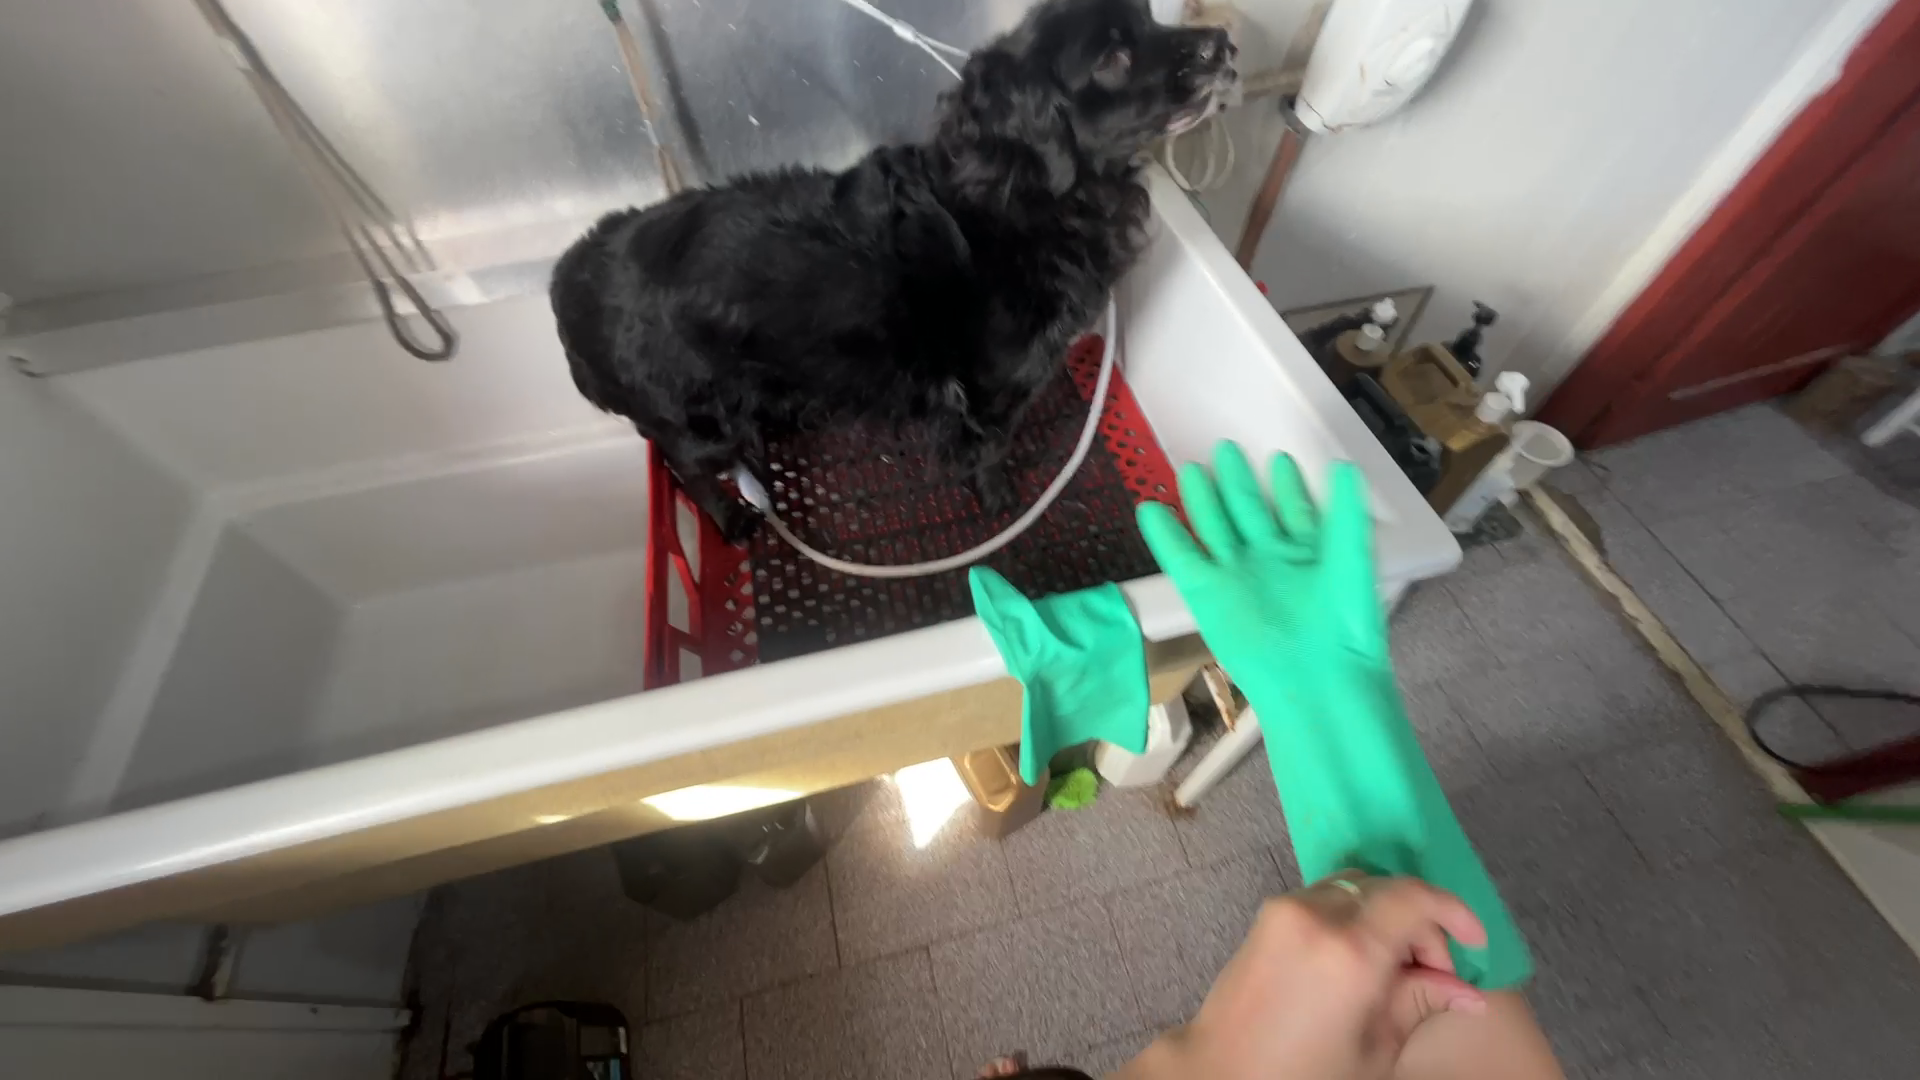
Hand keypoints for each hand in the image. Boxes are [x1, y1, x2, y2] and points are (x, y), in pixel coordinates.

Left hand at [1130, 873, 1488, 1079]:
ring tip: (1401, 970)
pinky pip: (1324, 895)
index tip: (1475, 941)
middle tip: (1436, 974)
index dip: (1452, 910)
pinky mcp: (1268, 911)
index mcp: (1347, 948)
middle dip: (1421, 920)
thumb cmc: (1306, 1074)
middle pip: (1383, 887)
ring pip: (1353, 885)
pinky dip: (1354, 913)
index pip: (1411, 896)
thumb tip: (1468, 992)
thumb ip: (1420, 1003)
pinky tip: (1365, 958)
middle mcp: (1314, 912)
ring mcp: (1285, 905)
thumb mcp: (1376, 1049)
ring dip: (1386, 913)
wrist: (1223, 1066)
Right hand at [1136, 443, 1386, 703]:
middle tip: (1225, 449)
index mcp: (1308, 550)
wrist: (1313, 676)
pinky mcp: (1203, 591)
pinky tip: (1151, 508)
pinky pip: (1179, 556)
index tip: (1278, 459)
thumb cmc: (1342, 621)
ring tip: (1192, 468)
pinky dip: (1164, 534)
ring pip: (1212, 526)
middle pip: (1246, 510)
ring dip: (1203, 498)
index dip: (1287, 485)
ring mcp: (1233, 573)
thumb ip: (1345, 513)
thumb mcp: (1352, 558)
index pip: (1293, 508)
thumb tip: (1345, 466)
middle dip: (1236, 480)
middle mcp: (1268, 557)